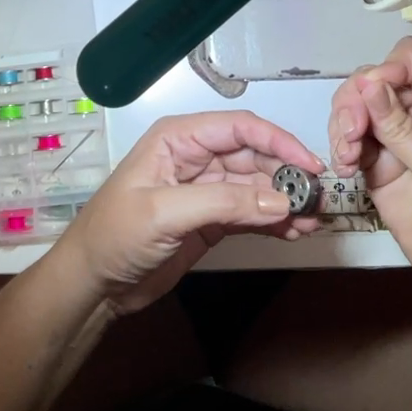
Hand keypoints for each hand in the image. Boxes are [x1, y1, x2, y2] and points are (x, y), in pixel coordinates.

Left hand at [53, 111, 323, 315]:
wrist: (93, 282)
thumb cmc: (115, 234)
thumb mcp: (164, 213)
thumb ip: (222, 203)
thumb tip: (280, 201)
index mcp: (178, 138)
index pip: (238, 128)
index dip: (276, 140)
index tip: (310, 163)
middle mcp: (195, 157)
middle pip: (252, 156)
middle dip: (286, 175)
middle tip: (318, 199)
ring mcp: (204, 189)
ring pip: (255, 187)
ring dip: (284, 201)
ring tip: (312, 221)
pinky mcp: (209, 221)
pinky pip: (249, 214)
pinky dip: (272, 221)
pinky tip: (293, 231)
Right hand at [327, 38, 411, 304]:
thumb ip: (405, 132)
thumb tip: (369, 85)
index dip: (390, 67)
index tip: (369, 94)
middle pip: (378, 80)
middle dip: (356, 100)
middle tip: (350, 133)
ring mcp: (401, 139)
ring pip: (358, 107)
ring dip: (343, 123)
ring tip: (346, 155)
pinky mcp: (380, 164)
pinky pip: (350, 140)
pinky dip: (340, 147)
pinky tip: (344, 167)